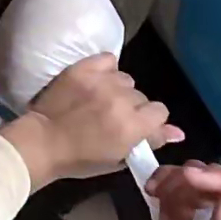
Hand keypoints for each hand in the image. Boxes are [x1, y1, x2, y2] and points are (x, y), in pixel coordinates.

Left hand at [0, 53, 181, 188]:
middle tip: (111, 117)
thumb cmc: (80, 159)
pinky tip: (96, 81)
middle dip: (132, 106)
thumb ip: (150, 142)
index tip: (135, 126)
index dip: (149, 120)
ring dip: (117, 89)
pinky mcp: (83, 69)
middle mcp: (121, 100)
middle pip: (141, 95)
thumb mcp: (119, 159)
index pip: (160, 111)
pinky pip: (108, 60)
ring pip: (125, 79)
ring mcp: (101, 81)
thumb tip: (178, 132)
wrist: (41, 142)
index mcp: (132, 125)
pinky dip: (105, 68)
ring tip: (99, 100)